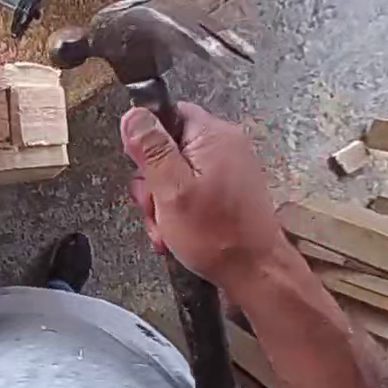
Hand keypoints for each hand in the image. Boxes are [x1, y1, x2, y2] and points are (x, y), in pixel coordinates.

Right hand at [120, 103, 291, 292]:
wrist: (253, 273)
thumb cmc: (217, 235)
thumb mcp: (170, 188)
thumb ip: (151, 149)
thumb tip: (133, 115)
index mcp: (213, 137)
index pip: (168, 114)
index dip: (145, 139)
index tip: (140, 166)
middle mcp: (223, 148)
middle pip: (165, 149)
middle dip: (150, 182)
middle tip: (156, 205)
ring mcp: (225, 171)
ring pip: (171, 175)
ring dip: (159, 203)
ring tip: (167, 226)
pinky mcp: (224, 192)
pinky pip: (185, 192)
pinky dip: (174, 213)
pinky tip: (175, 233)